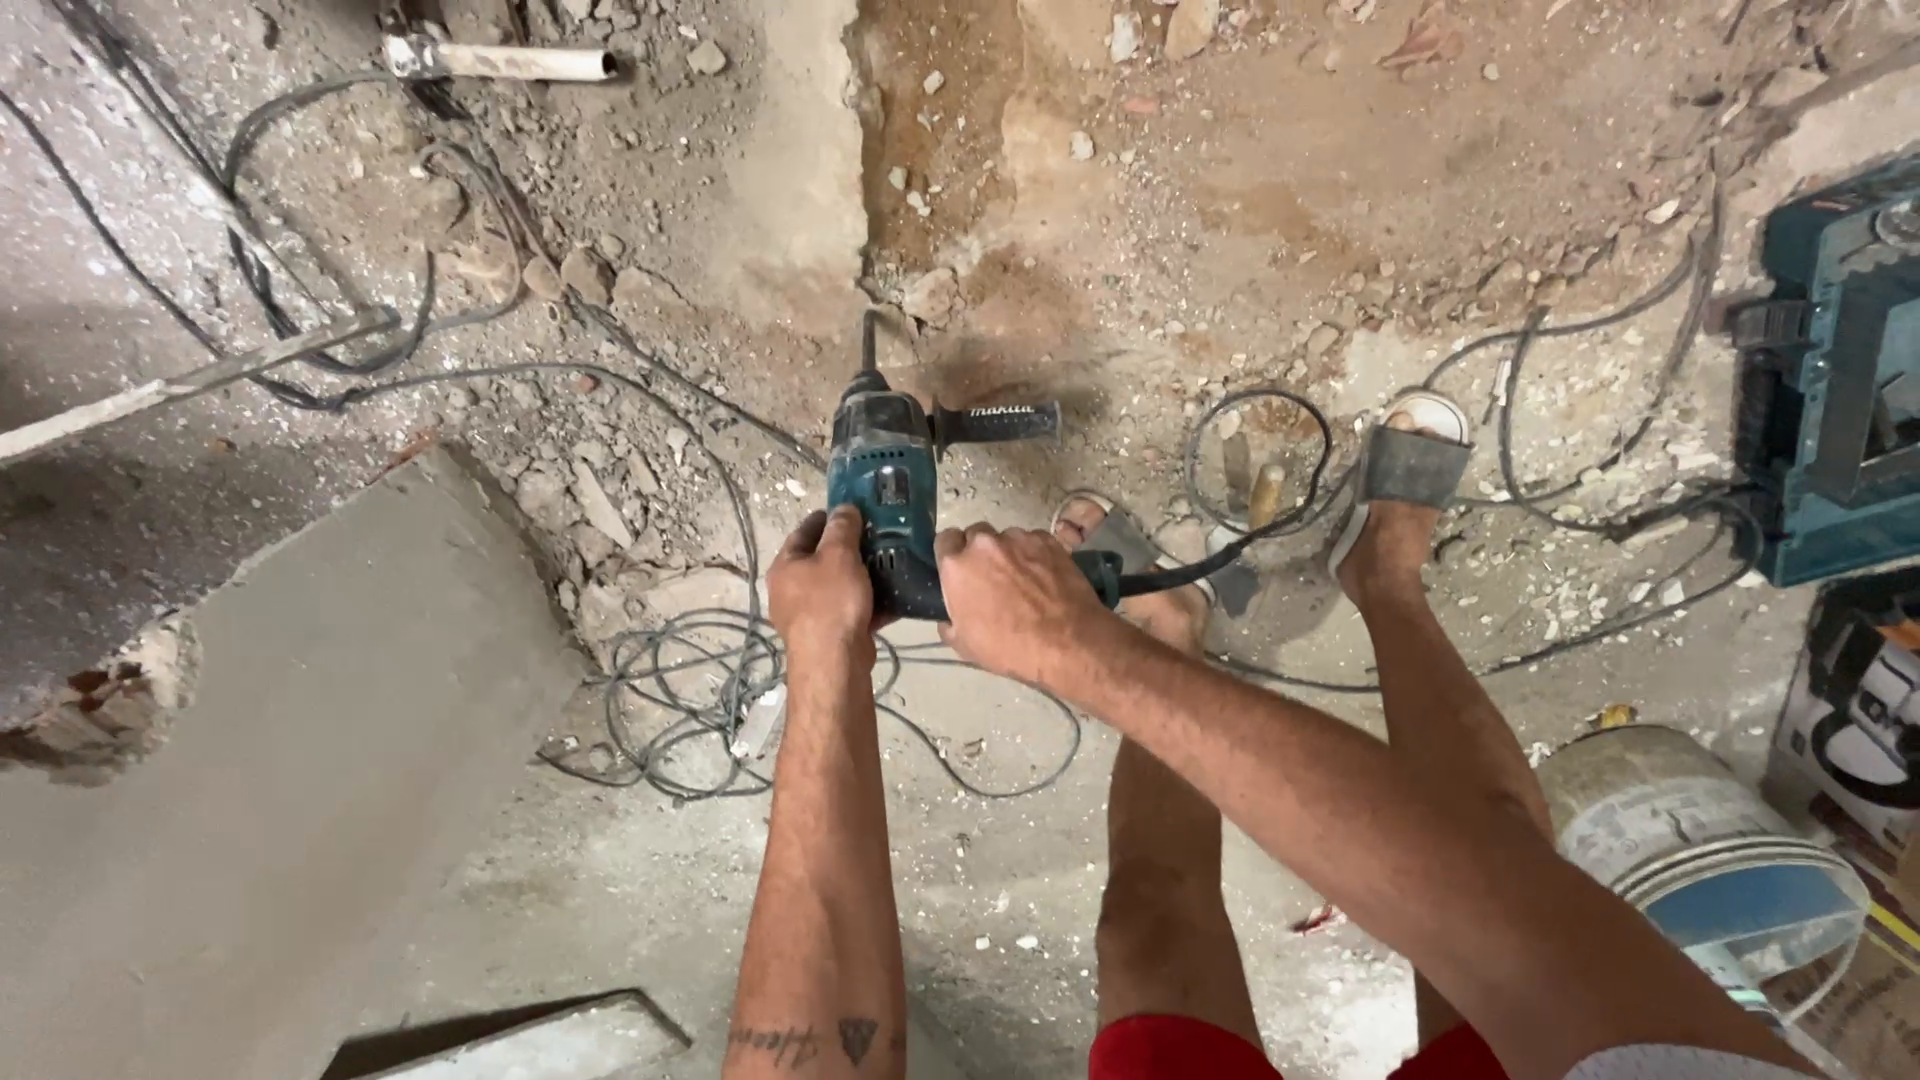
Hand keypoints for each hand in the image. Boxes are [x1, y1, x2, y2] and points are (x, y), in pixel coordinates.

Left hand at [768, 506, 878, 662]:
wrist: (834, 661)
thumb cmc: (830, 601)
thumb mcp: (838, 555)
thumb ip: (842, 529)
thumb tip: (844, 508)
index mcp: (785, 566)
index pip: (803, 532)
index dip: (826, 518)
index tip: (850, 510)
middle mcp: (792, 590)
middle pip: (823, 560)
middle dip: (850, 548)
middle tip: (877, 535)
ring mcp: (811, 615)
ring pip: (840, 587)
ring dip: (864, 576)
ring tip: (891, 562)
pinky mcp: (832, 634)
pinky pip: (853, 610)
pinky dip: (872, 603)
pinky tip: (895, 596)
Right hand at [935, 524, 1117, 687]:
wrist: (1068, 642)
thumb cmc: (1010, 648)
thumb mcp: (964, 645)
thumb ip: (949, 623)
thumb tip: (949, 618)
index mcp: (957, 565)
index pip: (944, 540)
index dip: (951, 554)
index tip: (960, 570)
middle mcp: (985, 543)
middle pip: (975, 535)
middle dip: (979, 552)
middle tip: (991, 577)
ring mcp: (1019, 538)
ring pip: (1006, 538)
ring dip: (1008, 553)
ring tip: (1023, 579)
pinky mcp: (1048, 540)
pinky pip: (1033, 541)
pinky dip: (1034, 554)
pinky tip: (1044, 577)